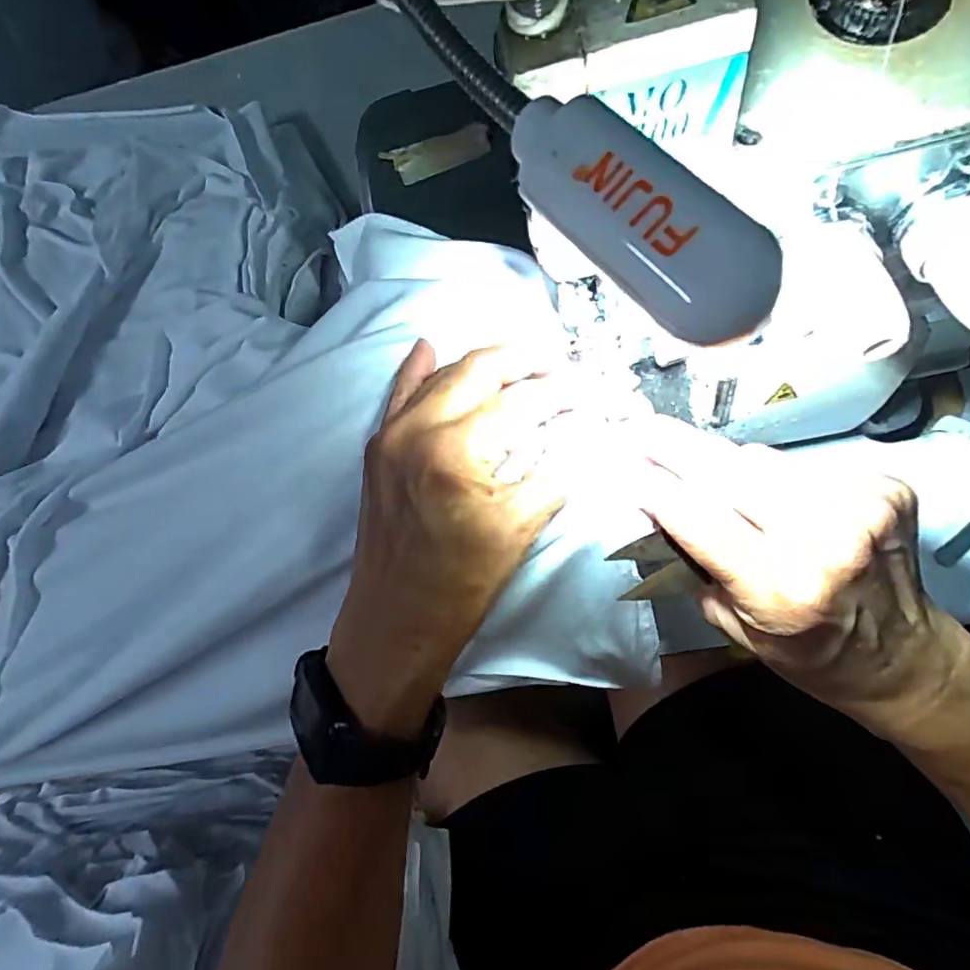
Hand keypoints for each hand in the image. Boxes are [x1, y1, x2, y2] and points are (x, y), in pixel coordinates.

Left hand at [327, 340, 585, 736]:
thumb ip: (556, 470)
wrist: (394, 623)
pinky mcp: (378, 447)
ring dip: (486, 362)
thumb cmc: (460, 586)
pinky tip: (430, 346)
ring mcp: (390, 434)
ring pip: (443, 374)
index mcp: (454, 450)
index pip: (523, 402)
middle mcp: (416, 428)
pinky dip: (420, 369)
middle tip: (562, 360)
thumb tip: (589, 433)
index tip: (592, 386)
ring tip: (524, 359)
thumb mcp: (519, 528)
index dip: (565, 391)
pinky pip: (400, 394)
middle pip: (481, 369)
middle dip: (527, 359)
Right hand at [635, 417, 969, 741]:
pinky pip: (803, 465)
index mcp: (782, 592)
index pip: (700, 520)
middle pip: (730, 473)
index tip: (624, 463)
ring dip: (726, 463)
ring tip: (703, 467)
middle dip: (677, 447)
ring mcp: (861, 507)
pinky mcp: (885, 488)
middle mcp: (825, 542)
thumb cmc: (812, 656)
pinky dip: (776, 474)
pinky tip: (776, 496)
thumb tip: (662, 511)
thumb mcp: (738, 629)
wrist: (904, 657)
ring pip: (764, 461)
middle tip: (641, 427)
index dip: (656, 487)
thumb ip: (700, 567)